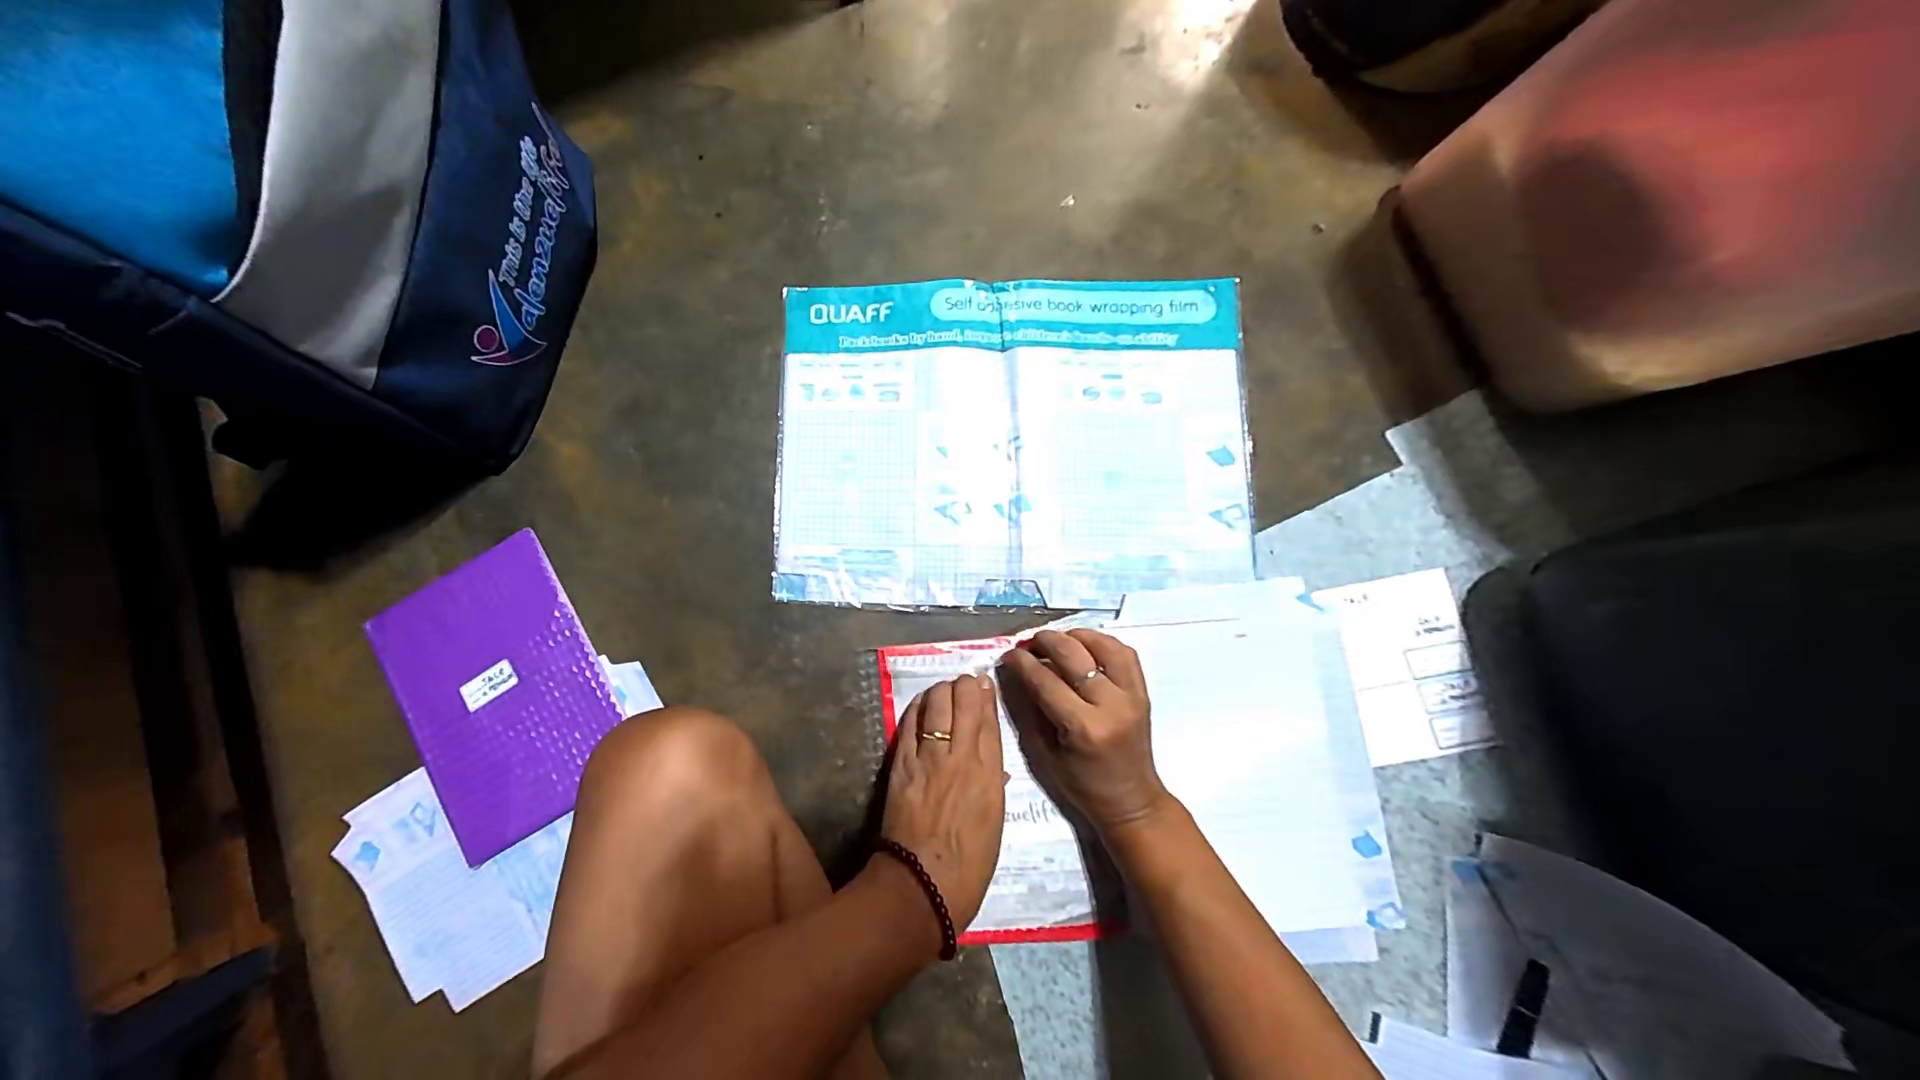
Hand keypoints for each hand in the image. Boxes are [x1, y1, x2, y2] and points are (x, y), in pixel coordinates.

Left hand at [880, 674, 1004, 931]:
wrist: (922, 885)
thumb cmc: (969, 865)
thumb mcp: (994, 820)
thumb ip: (991, 783)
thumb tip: (989, 762)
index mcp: (989, 773)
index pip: (989, 720)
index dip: (986, 697)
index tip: (984, 683)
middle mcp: (961, 757)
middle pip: (963, 703)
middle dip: (964, 686)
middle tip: (963, 683)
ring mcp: (929, 758)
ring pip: (936, 705)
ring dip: (941, 690)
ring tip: (943, 689)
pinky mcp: (901, 765)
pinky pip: (909, 725)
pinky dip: (917, 708)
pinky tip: (921, 702)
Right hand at [998, 630, 1171, 835]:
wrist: (1131, 801)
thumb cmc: (1082, 786)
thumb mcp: (1044, 755)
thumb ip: (1028, 710)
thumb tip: (1014, 673)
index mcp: (1084, 728)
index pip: (1046, 681)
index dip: (1023, 663)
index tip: (1008, 654)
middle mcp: (1111, 705)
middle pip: (1074, 654)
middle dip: (1045, 642)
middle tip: (1028, 644)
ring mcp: (1132, 696)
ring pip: (1104, 646)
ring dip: (1076, 636)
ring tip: (1056, 641)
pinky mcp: (1142, 692)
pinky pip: (1124, 653)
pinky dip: (1102, 643)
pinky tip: (1083, 646)